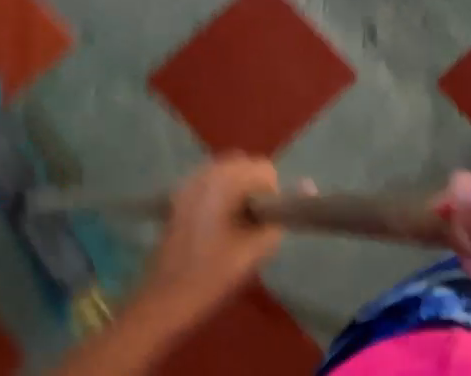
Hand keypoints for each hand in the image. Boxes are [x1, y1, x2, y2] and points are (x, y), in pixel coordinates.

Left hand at [132, 154, 296, 325]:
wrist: (161, 306)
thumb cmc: (212, 276)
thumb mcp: (258, 248)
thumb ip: (284, 214)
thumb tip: (308, 184)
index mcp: (224, 183)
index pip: (264, 170)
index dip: (271, 194)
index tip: (263, 222)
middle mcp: (204, 176)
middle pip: (245, 165)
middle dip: (254, 187)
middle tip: (252, 222)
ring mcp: (186, 188)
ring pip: (226, 173)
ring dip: (237, 190)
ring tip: (236, 223)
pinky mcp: (176, 202)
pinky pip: (208, 184)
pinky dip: (220, 195)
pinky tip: (217, 225)